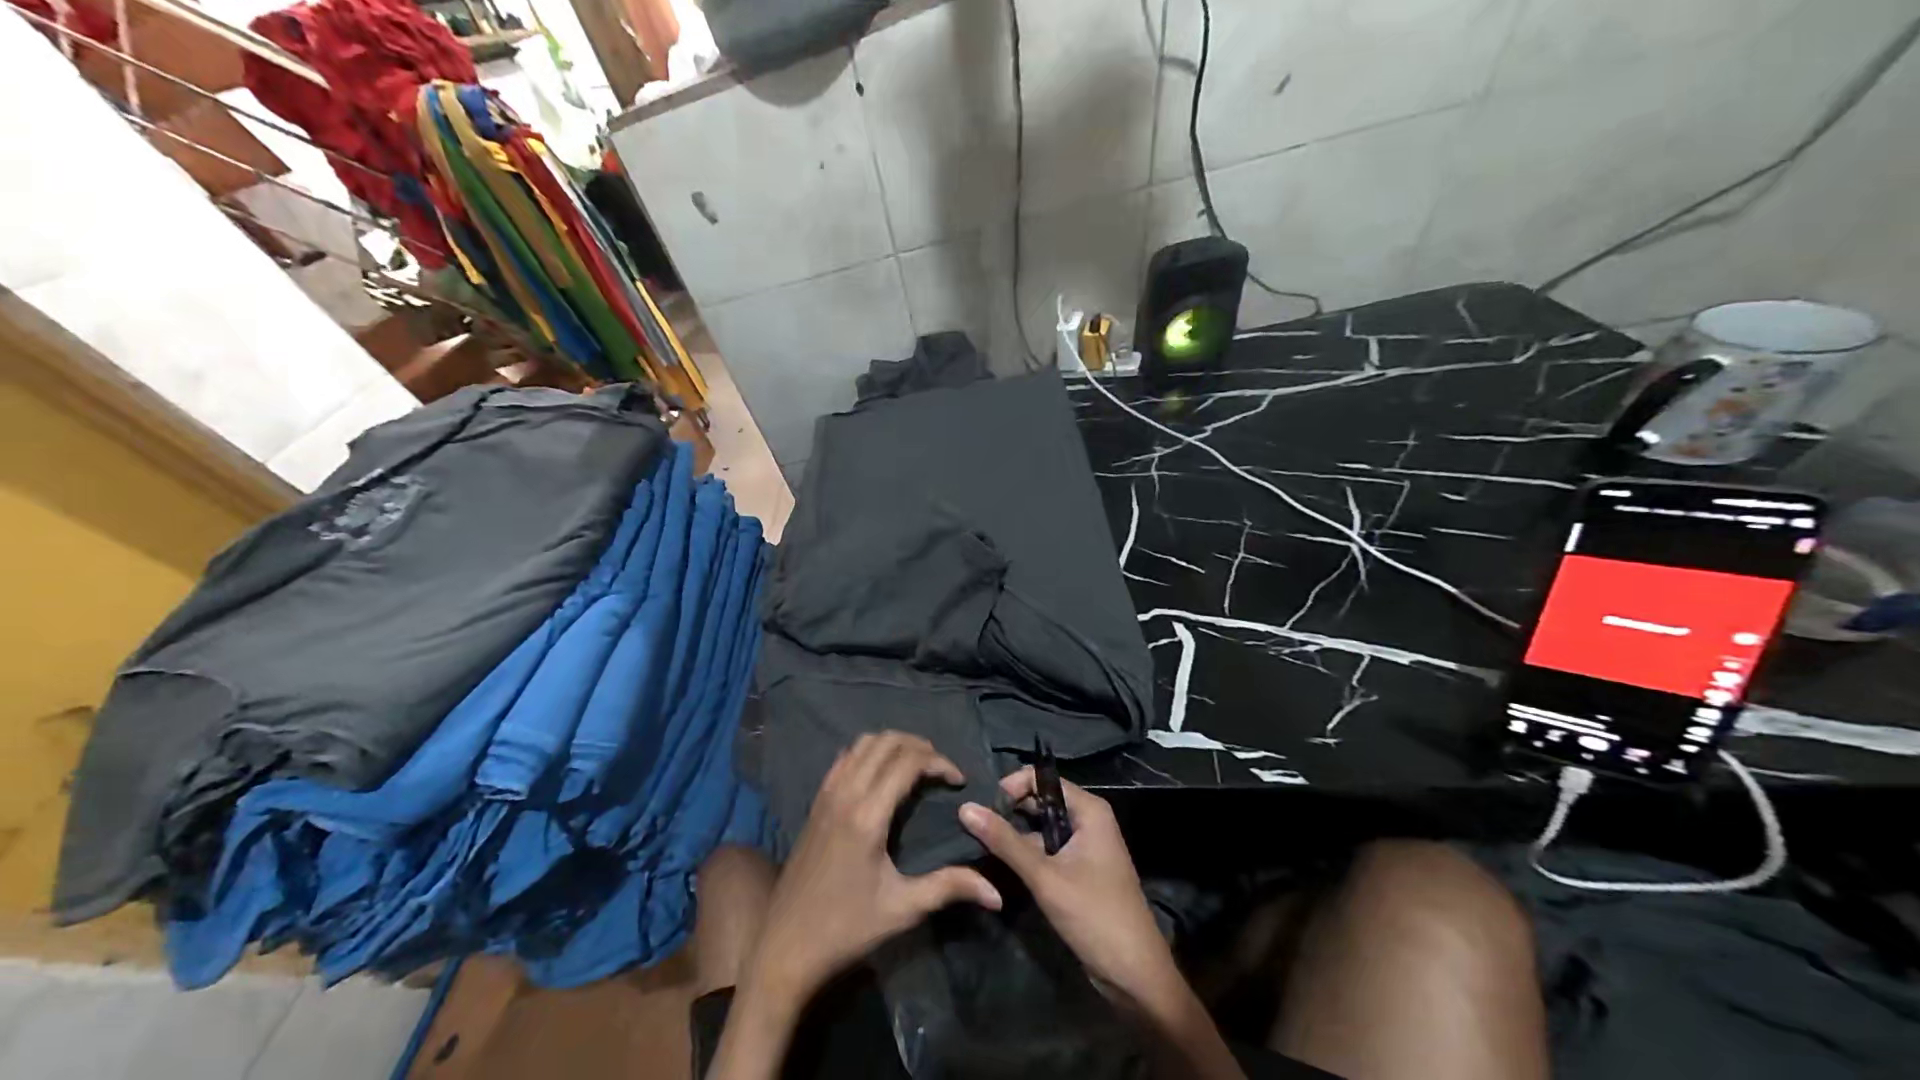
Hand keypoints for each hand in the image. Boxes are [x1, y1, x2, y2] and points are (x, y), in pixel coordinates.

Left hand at [746, 733, 1003, 1003]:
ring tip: (916, 767)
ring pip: (862, 744)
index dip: (940, 762)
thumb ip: (949, 888)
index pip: (908, 762)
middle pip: (886, 742)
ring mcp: (826, 795)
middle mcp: (845, 794)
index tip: (959, 781)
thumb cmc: (847, 929)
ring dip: (893, 745)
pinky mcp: (815, 803)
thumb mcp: (903, 909)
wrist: (785, 947)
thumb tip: (996, 893)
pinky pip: (843, 759)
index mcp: (868, 815)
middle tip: (941, 770)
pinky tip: (880, 776)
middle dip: (920, 746)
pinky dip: (868, 753)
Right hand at [958, 769, 1182, 1016]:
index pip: (1042, 779)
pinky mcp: (1078, 870)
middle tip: (975, 829)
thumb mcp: (1044, 877)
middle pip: (1040, 802)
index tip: (984, 811)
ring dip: (1013, 836)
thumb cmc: (1094, 915)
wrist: (1133, 974)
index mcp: (1089, 810)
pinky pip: (1046, 850)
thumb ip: (1004, 841)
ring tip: (979, 846)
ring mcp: (1083, 847)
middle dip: (1008, 812)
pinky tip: (999, 866)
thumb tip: (965, 808)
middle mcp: (1088, 821)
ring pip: (1040, 828)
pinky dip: (1025, 855)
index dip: (1011, 788)